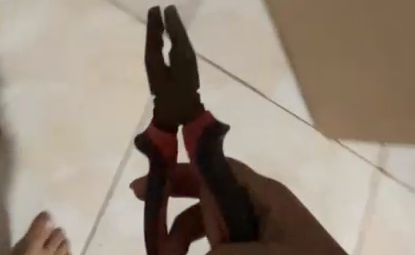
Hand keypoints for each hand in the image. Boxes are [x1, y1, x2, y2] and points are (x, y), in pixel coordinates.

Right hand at [130, 158, 348, 254]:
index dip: (180, 171)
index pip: (215, 168)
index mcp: (263, 194)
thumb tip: (197, 253)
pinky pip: (228, 247)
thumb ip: (224, 251)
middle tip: (152, 236)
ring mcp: (264, 233)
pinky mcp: (266, 252)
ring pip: (215, 230)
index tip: (147, 184)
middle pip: (209, 199)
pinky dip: (211, 250)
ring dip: (191, 241)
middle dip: (178, 215)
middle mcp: (260, 207)